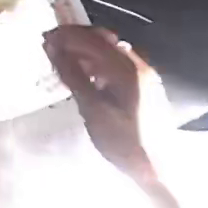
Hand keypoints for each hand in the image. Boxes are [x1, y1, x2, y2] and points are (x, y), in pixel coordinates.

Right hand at [43, 25, 171, 190]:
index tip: (44, 38)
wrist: (163, 172)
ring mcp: (144, 74)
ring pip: (110, 50)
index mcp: (126, 68)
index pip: (91, 39)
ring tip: (63, 60)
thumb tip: (53, 48)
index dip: (66, 35)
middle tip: (51, 45)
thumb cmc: (125, 144)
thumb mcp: (93, 111)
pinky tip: (86, 75)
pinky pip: (117, 63)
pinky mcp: (144, 85)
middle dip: (75, 39)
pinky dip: (98, 62)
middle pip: (102, 39)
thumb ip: (73, 76)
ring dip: (86, 50)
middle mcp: (138, 64)